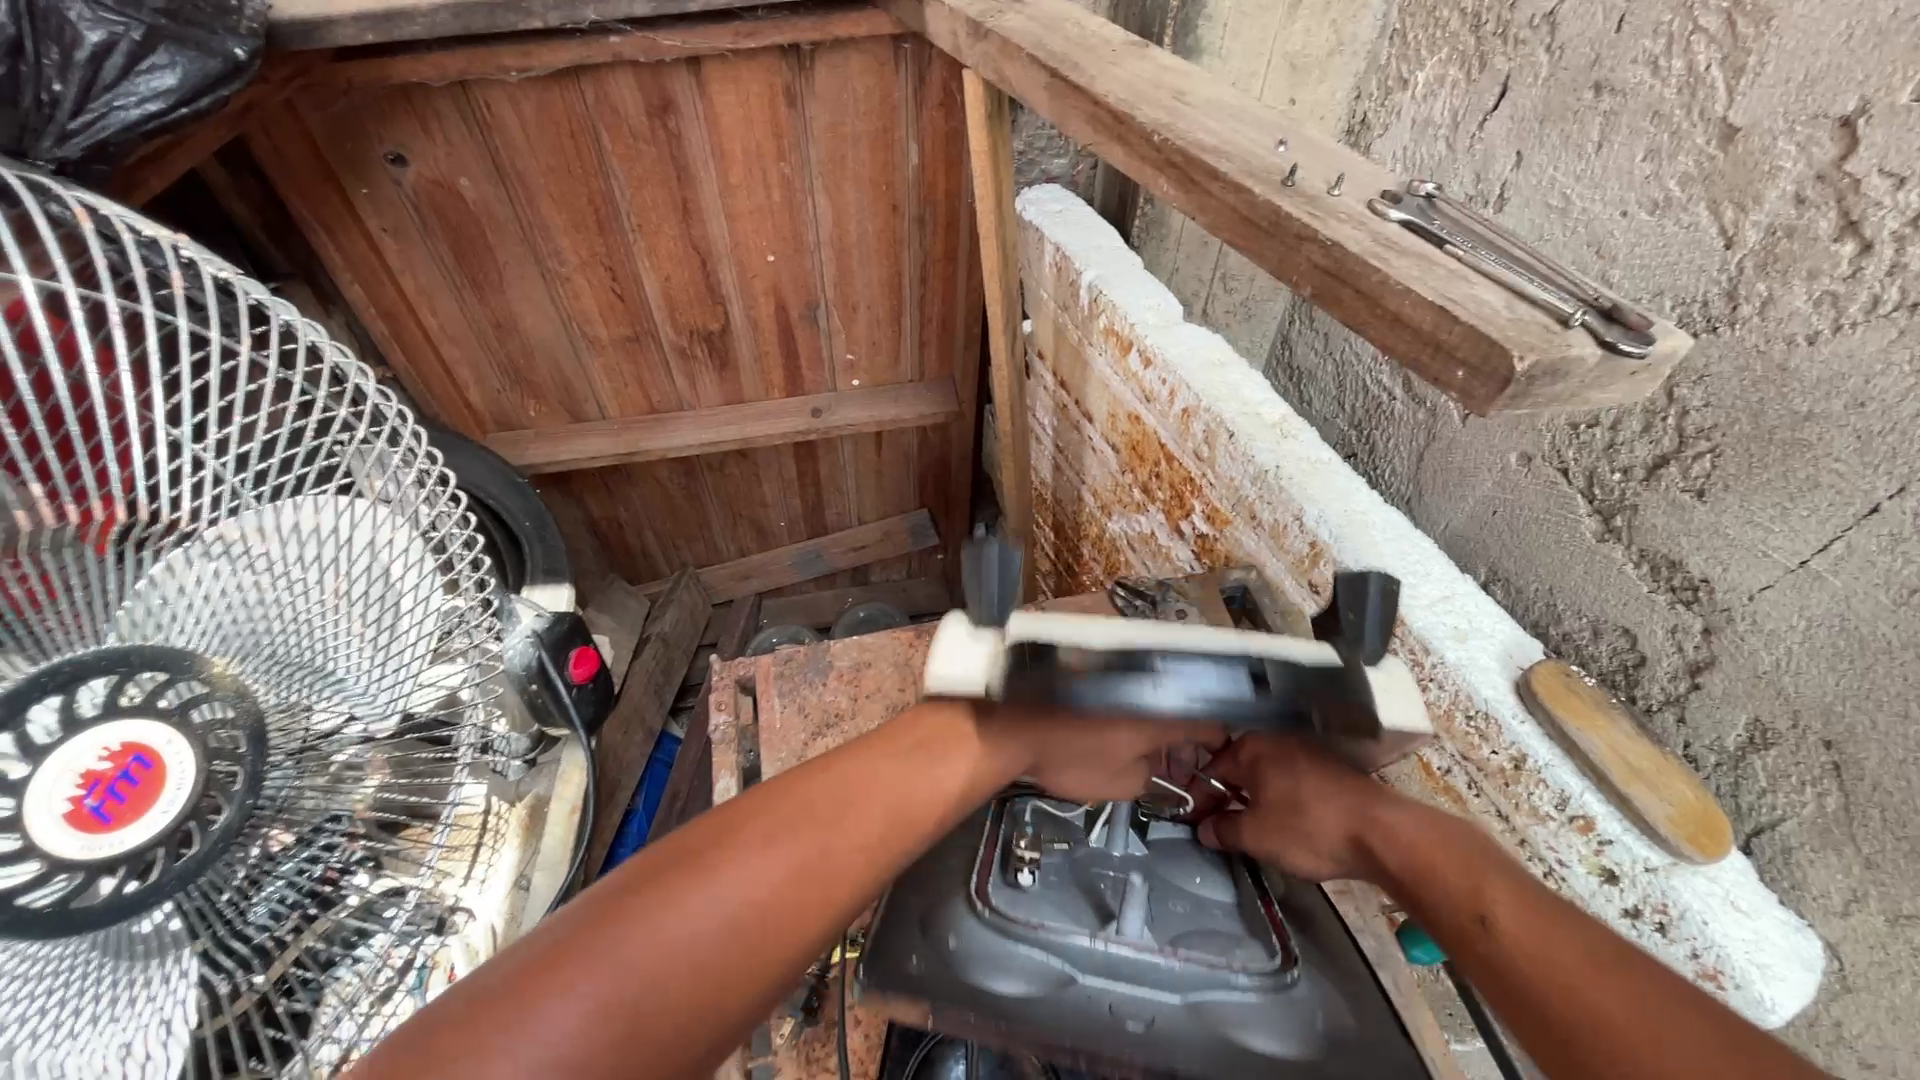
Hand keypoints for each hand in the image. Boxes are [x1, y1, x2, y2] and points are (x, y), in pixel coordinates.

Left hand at [974, 704, 1224, 803]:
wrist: (1020, 728)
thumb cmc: (1074, 758)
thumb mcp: (1123, 785)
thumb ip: (1152, 777)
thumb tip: (1159, 768)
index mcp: (1162, 716)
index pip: (1207, 723)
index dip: (1217, 742)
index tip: (1215, 757)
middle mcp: (1148, 690)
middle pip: (1181, 711)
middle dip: (1183, 740)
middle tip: (1174, 767)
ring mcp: (1121, 680)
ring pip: (1154, 702)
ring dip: (1156, 728)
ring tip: (1147, 756)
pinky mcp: (1096, 678)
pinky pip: (1129, 695)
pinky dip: (1133, 714)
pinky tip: (1122, 734)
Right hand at [1186, 733, 1408, 881]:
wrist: (1382, 833)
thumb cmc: (1308, 827)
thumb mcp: (1255, 836)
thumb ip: (1223, 830)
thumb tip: (1205, 829)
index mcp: (1251, 748)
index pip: (1211, 770)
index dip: (1199, 798)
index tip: (1195, 824)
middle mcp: (1277, 741)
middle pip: (1239, 770)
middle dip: (1226, 797)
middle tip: (1220, 829)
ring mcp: (1308, 752)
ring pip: (1267, 777)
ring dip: (1255, 800)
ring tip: (1252, 831)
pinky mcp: (1332, 770)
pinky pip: (1293, 783)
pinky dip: (1282, 801)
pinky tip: (1287, 826)